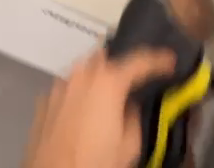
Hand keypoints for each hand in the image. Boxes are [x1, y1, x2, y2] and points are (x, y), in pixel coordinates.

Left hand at [23, 48, 176, 167]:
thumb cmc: (95, 163)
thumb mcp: (129, 146)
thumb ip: (133, 117)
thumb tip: (128, 110)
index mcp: (108, 81)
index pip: (140, 60)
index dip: (158, 60)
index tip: (169, 60)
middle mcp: (82, 75)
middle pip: (106, 57)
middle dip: (119, 66)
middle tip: (130, 82)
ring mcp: (60, 86)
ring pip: (83, 71)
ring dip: (96, 79)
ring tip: (105, 99)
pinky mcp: (44, 102)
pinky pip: (67, 89)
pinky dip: (77, 95)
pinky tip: (81, 115)